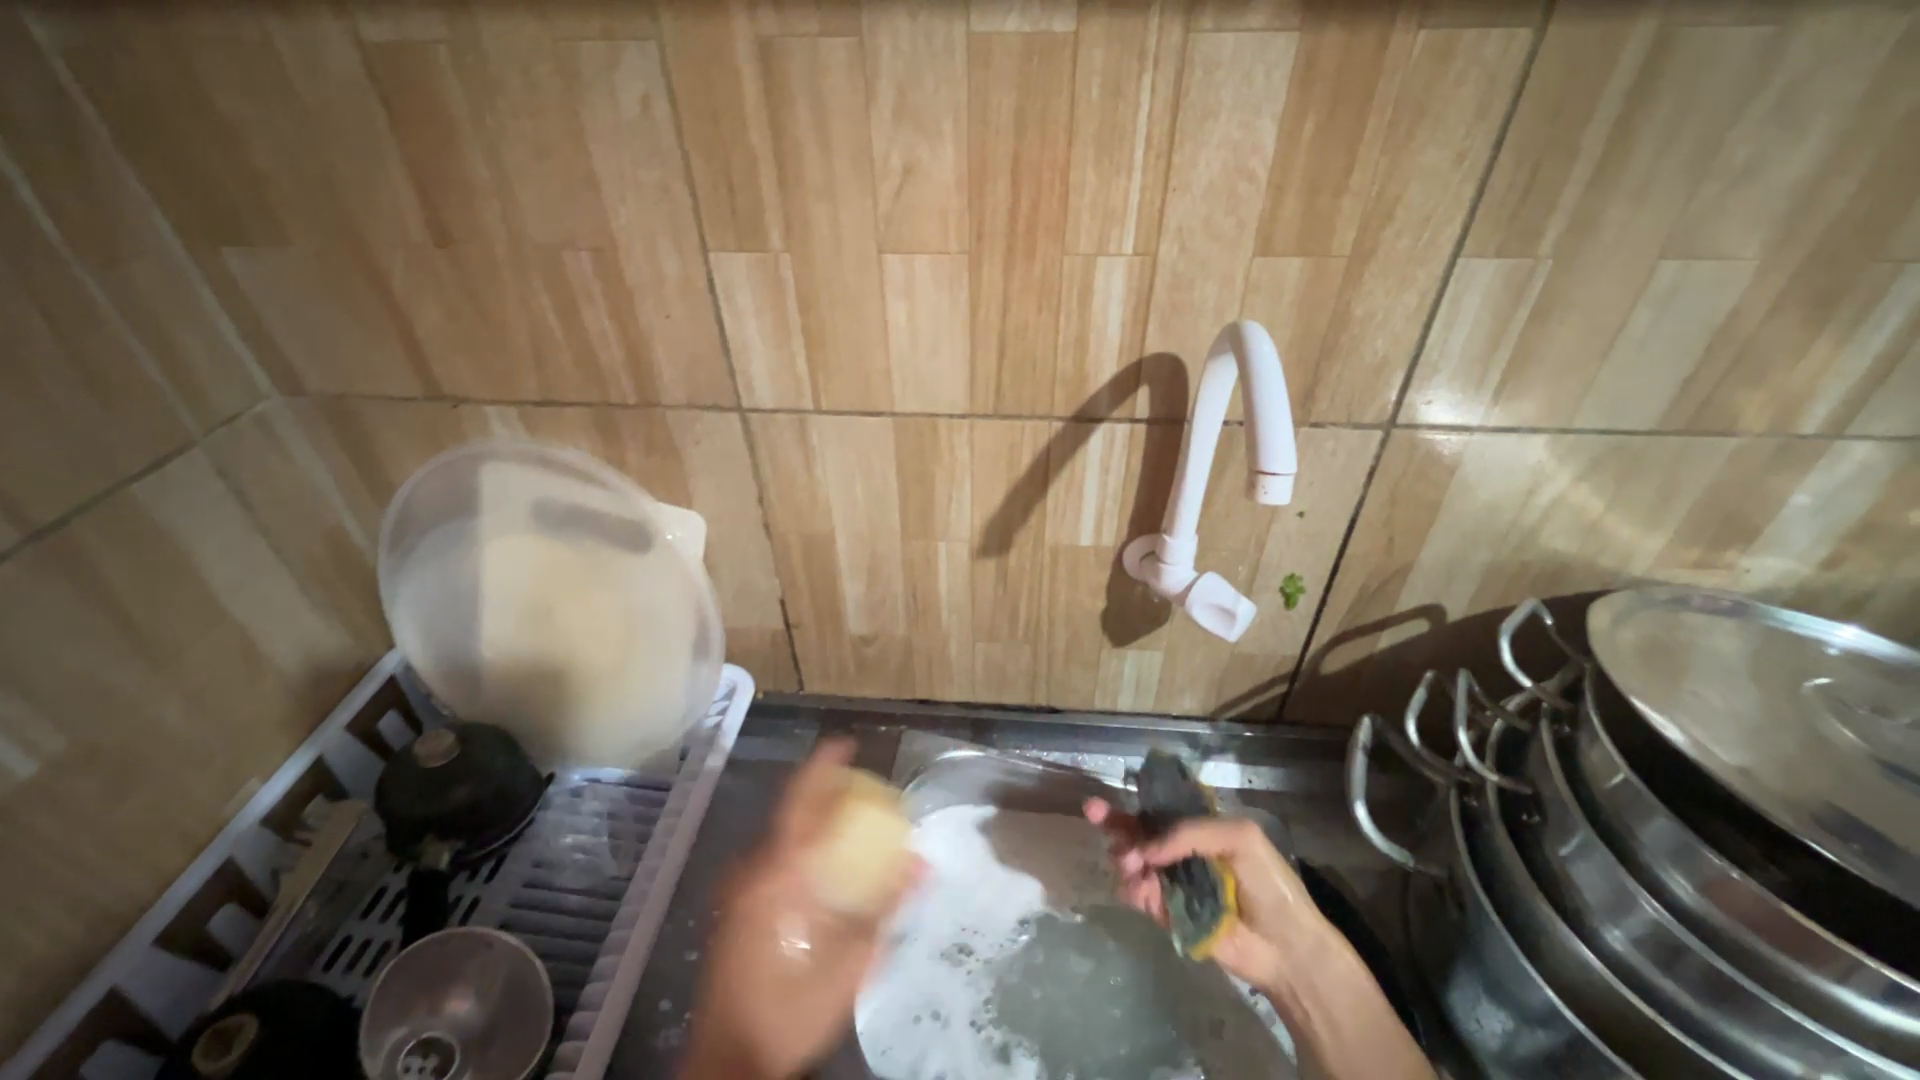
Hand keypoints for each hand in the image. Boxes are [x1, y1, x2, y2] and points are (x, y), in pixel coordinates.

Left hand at [686, 740, 920, 1079]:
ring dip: (812, 827)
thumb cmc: (789, 1012)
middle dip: (824, 797)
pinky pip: (771, 864)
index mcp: (776, 877)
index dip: (822, 768)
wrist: (729, 1061)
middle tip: (861, 790)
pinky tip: (822, 873)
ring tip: (849, 825)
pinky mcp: (734, 913)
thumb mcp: (849, 965)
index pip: (798, 805)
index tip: (846, 742)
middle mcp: (750, 874)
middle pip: (789, 819)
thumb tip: (923, 863)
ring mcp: (736, 894)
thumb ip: (886, 909)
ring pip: (779, 843)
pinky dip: (800, 852)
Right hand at [1085, 799, 1329, 996]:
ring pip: (1133, 863)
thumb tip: (1145, 849)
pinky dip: (1134, 890)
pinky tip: (1142, 891)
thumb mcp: (1239, 837)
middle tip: (1094, 815)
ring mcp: (1173, 883)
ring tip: (1131, 864)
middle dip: (1115, 825)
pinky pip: (1139, 896)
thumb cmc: (1269, 884)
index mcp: (1201, 829)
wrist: (1284, 945)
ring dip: (1125, 858)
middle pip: (1138, 834)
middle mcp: (1182, 853)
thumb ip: (1189, 832)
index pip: (1160, 811)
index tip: (1101, 802)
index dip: (1132, 804)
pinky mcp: (1168, 914)